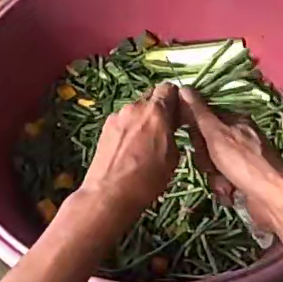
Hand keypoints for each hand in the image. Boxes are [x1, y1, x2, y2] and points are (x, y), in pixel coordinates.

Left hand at [77, 82, 181, 220]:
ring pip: (135, 110)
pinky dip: (128, 129)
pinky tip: (129, 148)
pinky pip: (123, 121)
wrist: (109, 194)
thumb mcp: (173, 158)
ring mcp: (117, 116)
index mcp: (156, 112)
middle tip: (163, 128)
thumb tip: (171, 126)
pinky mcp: (104, 127)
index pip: (168, 88)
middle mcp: (135, 107)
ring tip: (143, 143)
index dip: (175, 99)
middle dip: (158, 108)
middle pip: (150, 97)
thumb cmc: (148, 179)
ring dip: (142, 119)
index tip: (178, 113)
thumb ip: (173, 133)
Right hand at [178, 88, 282, 233]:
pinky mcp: (243, 179)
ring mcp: (242, 160)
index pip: (205, 118)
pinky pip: (221, 181)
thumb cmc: (244, 163)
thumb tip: (184, 87)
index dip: (197, 132)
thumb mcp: (218, 135)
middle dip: (206, 160)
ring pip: (212, 166)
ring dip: (214, 178)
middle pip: (207, 145)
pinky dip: (223, 189)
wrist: (272, 198)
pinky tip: (231, 193)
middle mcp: (240, 138)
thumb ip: (200, 113)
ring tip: (225, 184)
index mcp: (236, 122)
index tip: (196, 142)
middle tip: (213, 166)